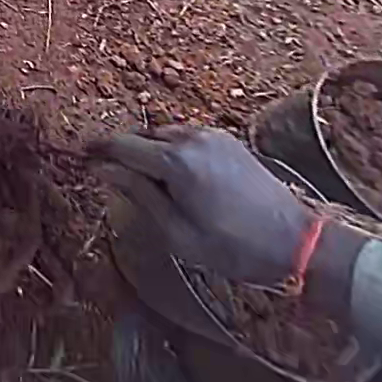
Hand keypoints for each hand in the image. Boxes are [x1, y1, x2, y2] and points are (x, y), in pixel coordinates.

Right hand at [90, 126, 310, 284]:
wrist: (300, 244)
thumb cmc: (235, 248)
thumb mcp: (178, 233)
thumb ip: (137, 194)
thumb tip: (101, 169)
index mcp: (174, 161)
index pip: (122, 145)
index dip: (98, 149)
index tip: (81, 154)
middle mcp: (188, 137)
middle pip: (140, 136)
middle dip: (125, 151)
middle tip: (115, 173)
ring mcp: (208, 134)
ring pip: (162, 134)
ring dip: (149, 149)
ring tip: (151, 178)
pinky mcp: (225, 137)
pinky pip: (184, 135)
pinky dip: (171, 148)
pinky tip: (179, 173)